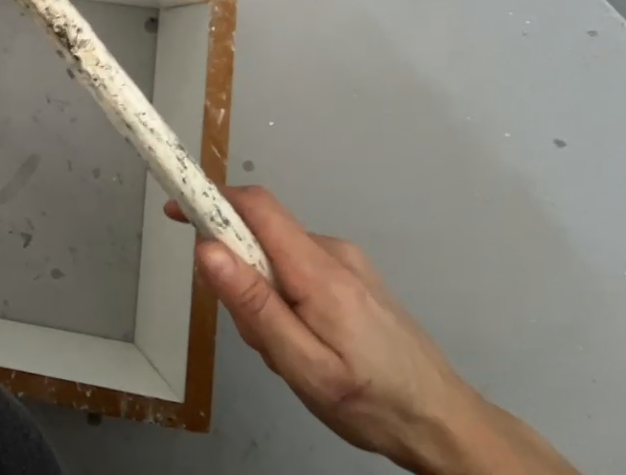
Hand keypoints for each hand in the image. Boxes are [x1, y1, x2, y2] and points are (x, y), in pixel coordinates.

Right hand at [167, 187, 577, 474]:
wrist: (451, 427)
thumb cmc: (374, 402)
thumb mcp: (303, 366)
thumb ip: (253, 305)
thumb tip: (205, 248)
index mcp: (319, 271)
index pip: (254, 206)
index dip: (208, 198)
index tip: (174, 212)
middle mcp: (333, 252)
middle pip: (257, 236)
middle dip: (237, 274)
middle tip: (257, 335)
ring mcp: (346, 263)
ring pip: (274, 257)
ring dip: (262, 294)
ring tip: (289, 351)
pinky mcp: (352, 277)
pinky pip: (295, 269)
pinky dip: (283, 297)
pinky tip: (306, 343)